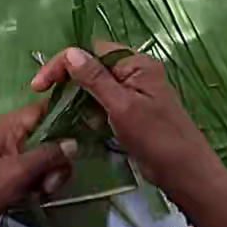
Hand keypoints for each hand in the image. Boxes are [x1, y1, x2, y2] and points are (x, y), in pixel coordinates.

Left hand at [0, 102, 75, 226]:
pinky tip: (37, 196)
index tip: (82, 132)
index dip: (63, 116)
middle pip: (50, 137)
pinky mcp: (15, 178)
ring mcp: (14, 159)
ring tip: (41, 191)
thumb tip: (73, 143)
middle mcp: (12, 137)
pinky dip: (42, 184)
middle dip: (57, 158)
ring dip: (51, 176)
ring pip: (47, 159)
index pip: (43, 109)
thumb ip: (48, 155)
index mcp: (8, 126)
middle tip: (49, 180)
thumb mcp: (17, 170)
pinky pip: (39, 175)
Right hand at [32, 42, 226, 226]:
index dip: (63, 63)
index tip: (40, 85)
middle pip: (91, 65)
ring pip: (95, 84)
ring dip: (76, 95)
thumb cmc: (157, 139)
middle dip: (67, 79)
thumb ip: (95, 79)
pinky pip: (103, 101)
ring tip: (57, 110)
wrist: (186, 174)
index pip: (90, 51)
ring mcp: (134, 91)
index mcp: (136, 64)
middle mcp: (135, 72)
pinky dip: (87, 109)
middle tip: (44, 97)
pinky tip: (77, 121)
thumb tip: (71, 53)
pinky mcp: (132, 110)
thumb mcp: (122, 107)